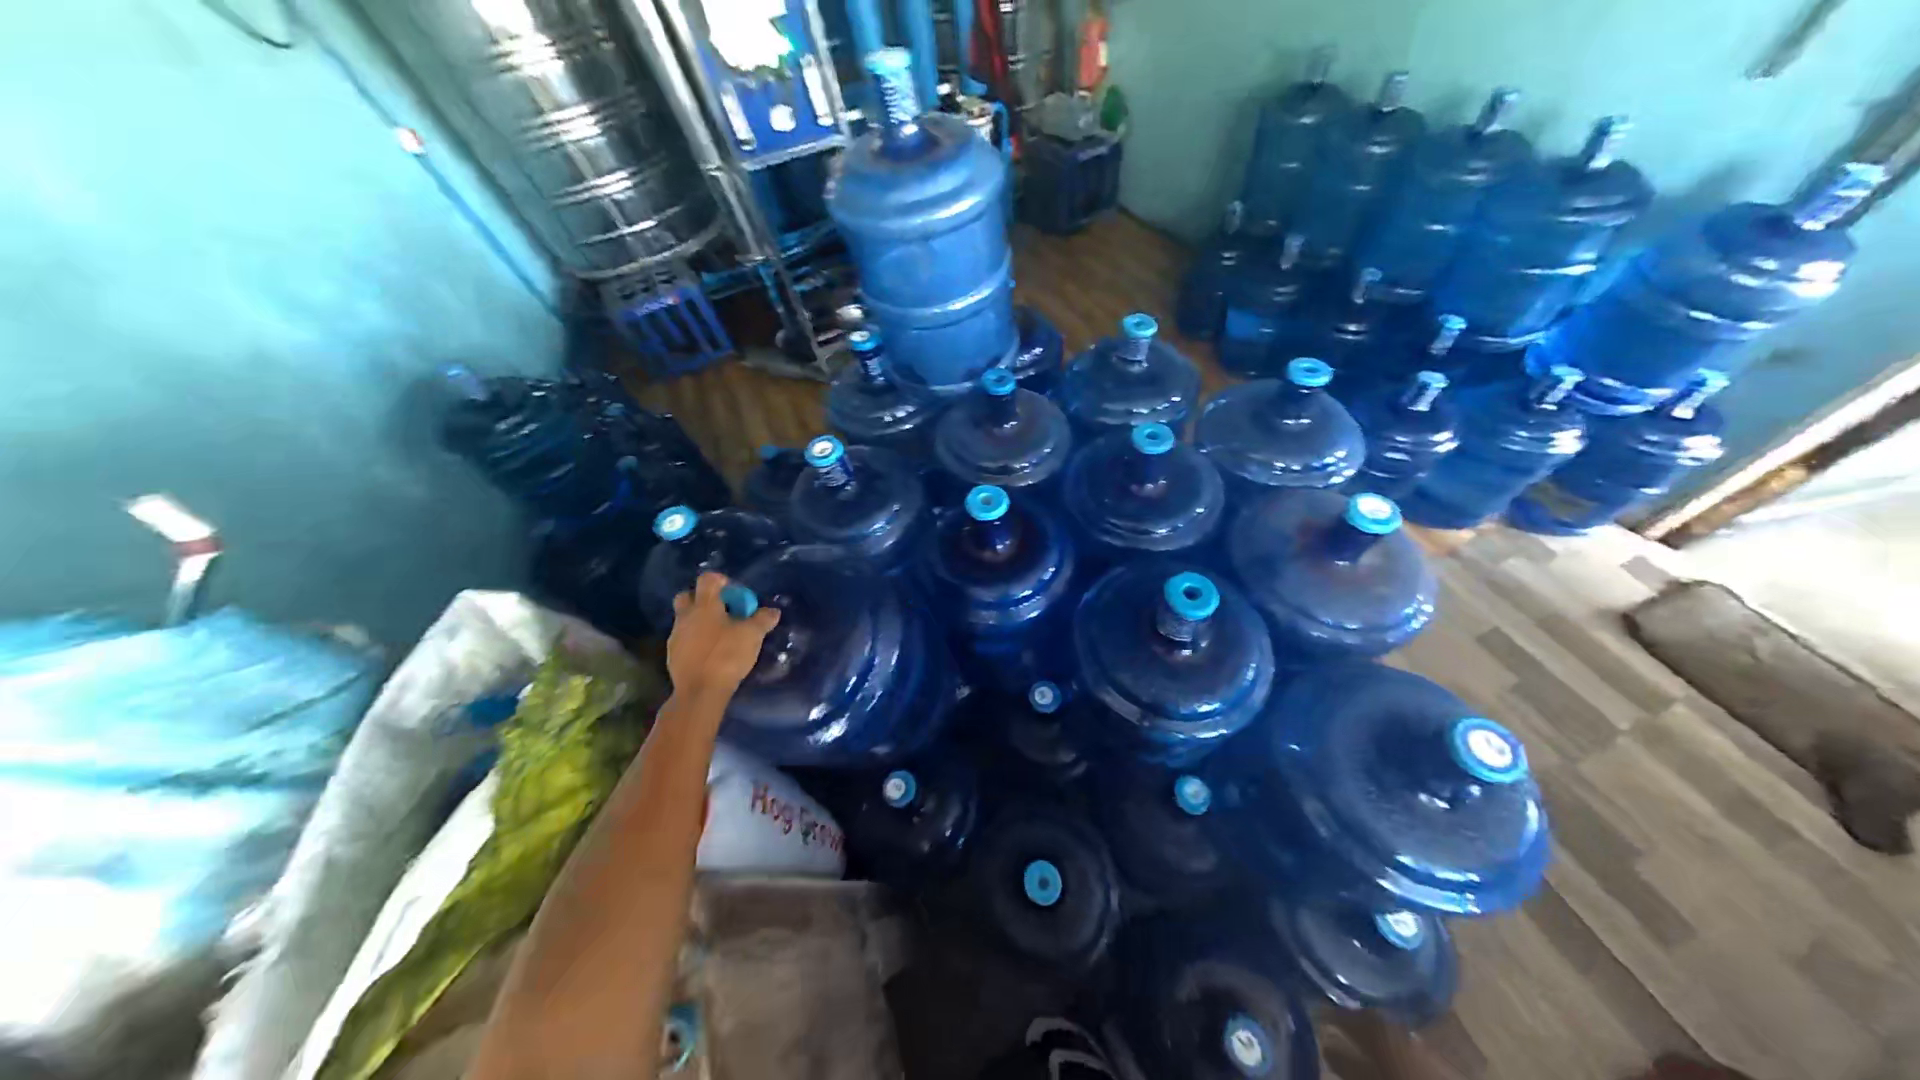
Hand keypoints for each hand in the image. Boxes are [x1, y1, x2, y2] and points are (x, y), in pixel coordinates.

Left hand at [666, 572, 780, 702]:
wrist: (700, 690)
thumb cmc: (726, 655)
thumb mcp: (752, 635)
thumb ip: (763, 619)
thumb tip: (773, 611)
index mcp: (704, 605)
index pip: (708, 579)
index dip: (722, 581)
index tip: (736, 595)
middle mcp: (686, 616)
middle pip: (688, 596)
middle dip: (703, 599)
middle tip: (723, 612)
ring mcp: (676, 636)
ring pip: (685, 619)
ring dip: (700, 622)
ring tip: (720, 636)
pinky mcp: (672, 655)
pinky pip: (684, 639)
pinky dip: (696, 641)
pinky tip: (710, 654)